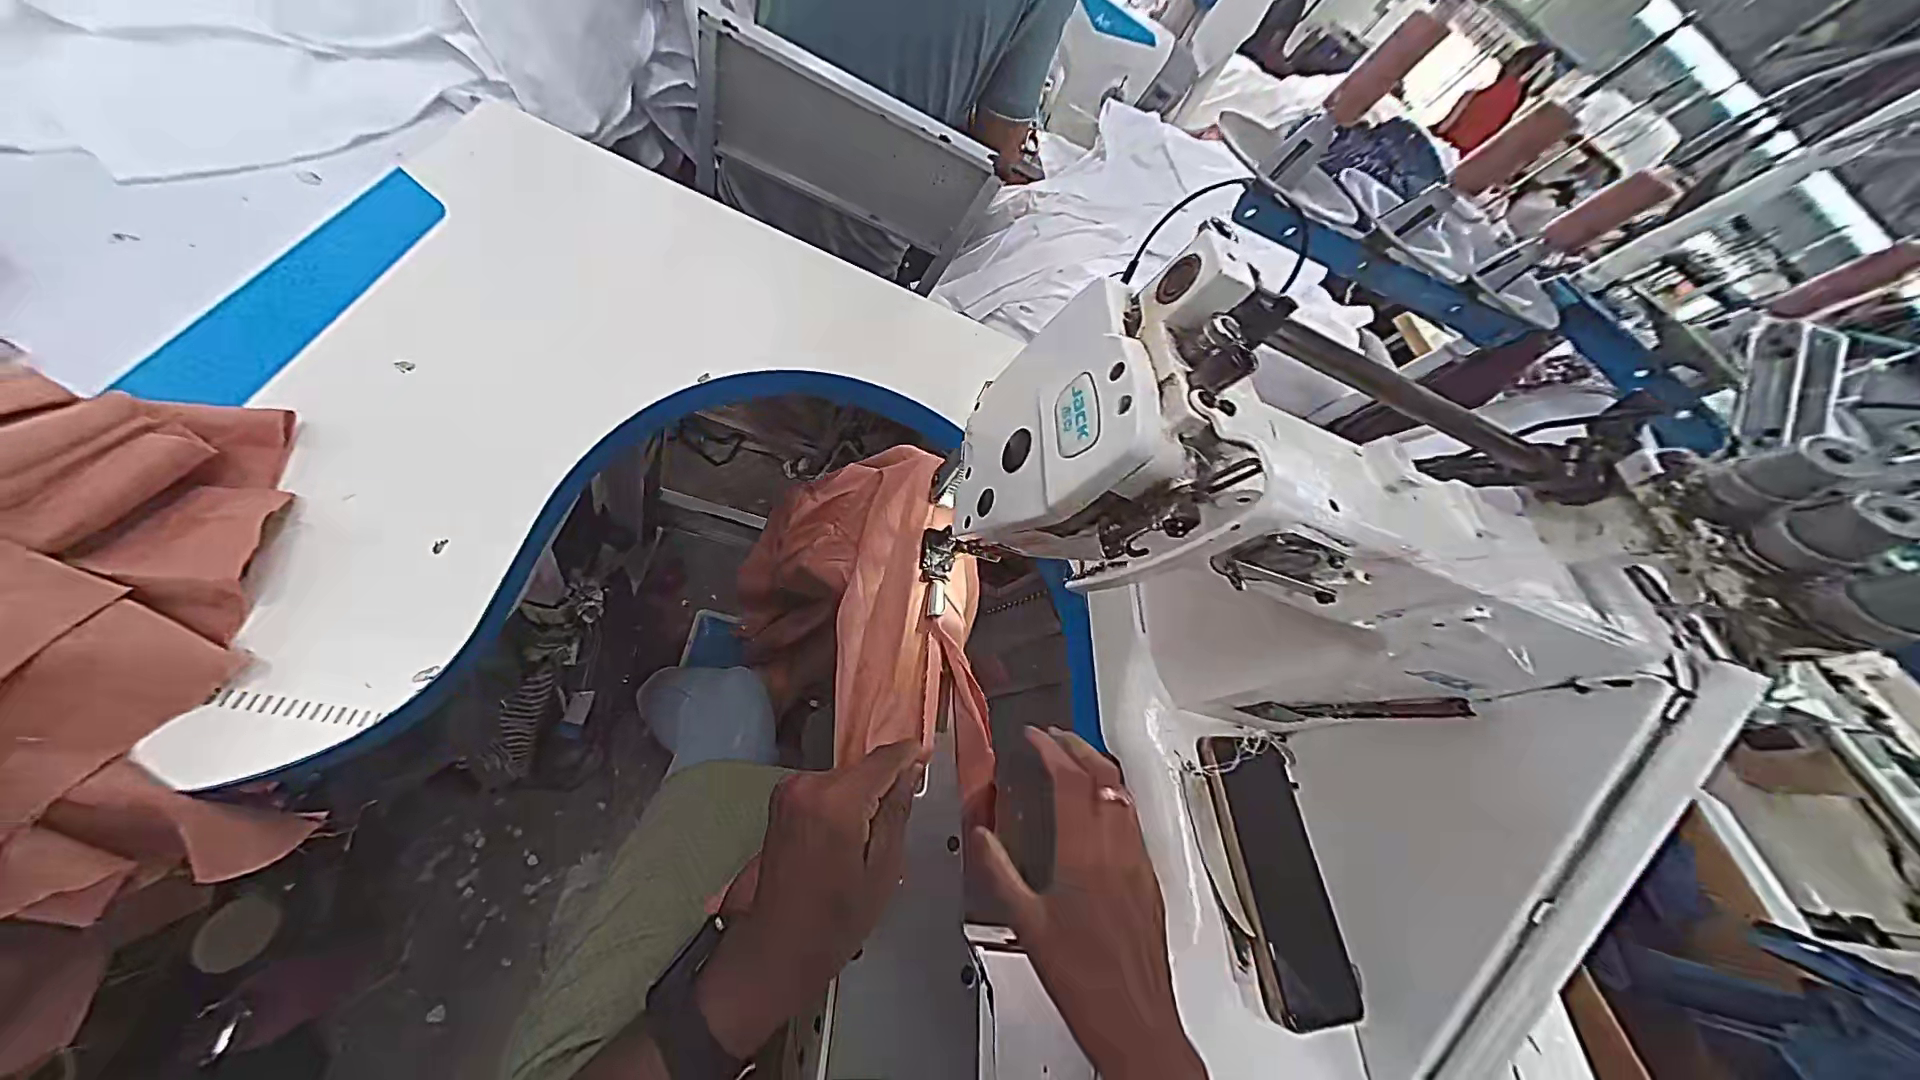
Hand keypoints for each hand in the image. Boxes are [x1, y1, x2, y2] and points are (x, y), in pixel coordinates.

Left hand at [694, 741, 922, 1057]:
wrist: (776, 947)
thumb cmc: (830, 922)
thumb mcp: (884, 868)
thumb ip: (898, 810)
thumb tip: (910, 773)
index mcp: (836, 800)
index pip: (884, 758)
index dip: (910, 755)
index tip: (925, 757)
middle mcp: (808, 785)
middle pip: (864, 768)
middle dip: (885, 784)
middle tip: (898, 818)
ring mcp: (790, 790)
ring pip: (846, 776)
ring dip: (862, 794)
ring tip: (866, 838)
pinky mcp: (782, 799)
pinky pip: (826, 787)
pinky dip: (840, 802)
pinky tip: (844, 837)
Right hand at [973, 728, 1205, 1079]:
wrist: (1135, 1021)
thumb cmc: (1083, 980)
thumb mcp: (1025, 923)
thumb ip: (999, 872)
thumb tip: (981, 837)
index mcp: (1083, 854)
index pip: (1070, 780)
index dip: (1051, 749)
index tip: (1034, 736)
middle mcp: (1116, 849)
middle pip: (1103, 775)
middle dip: (1077, 745)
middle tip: (1055, 735)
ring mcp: (1138, 861)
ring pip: (1123, 794)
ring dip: (1098, 766)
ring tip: (1075, 757)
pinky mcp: (1149, 877)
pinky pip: (1134, 819)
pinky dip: (1115, 794)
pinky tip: (1101, 804)